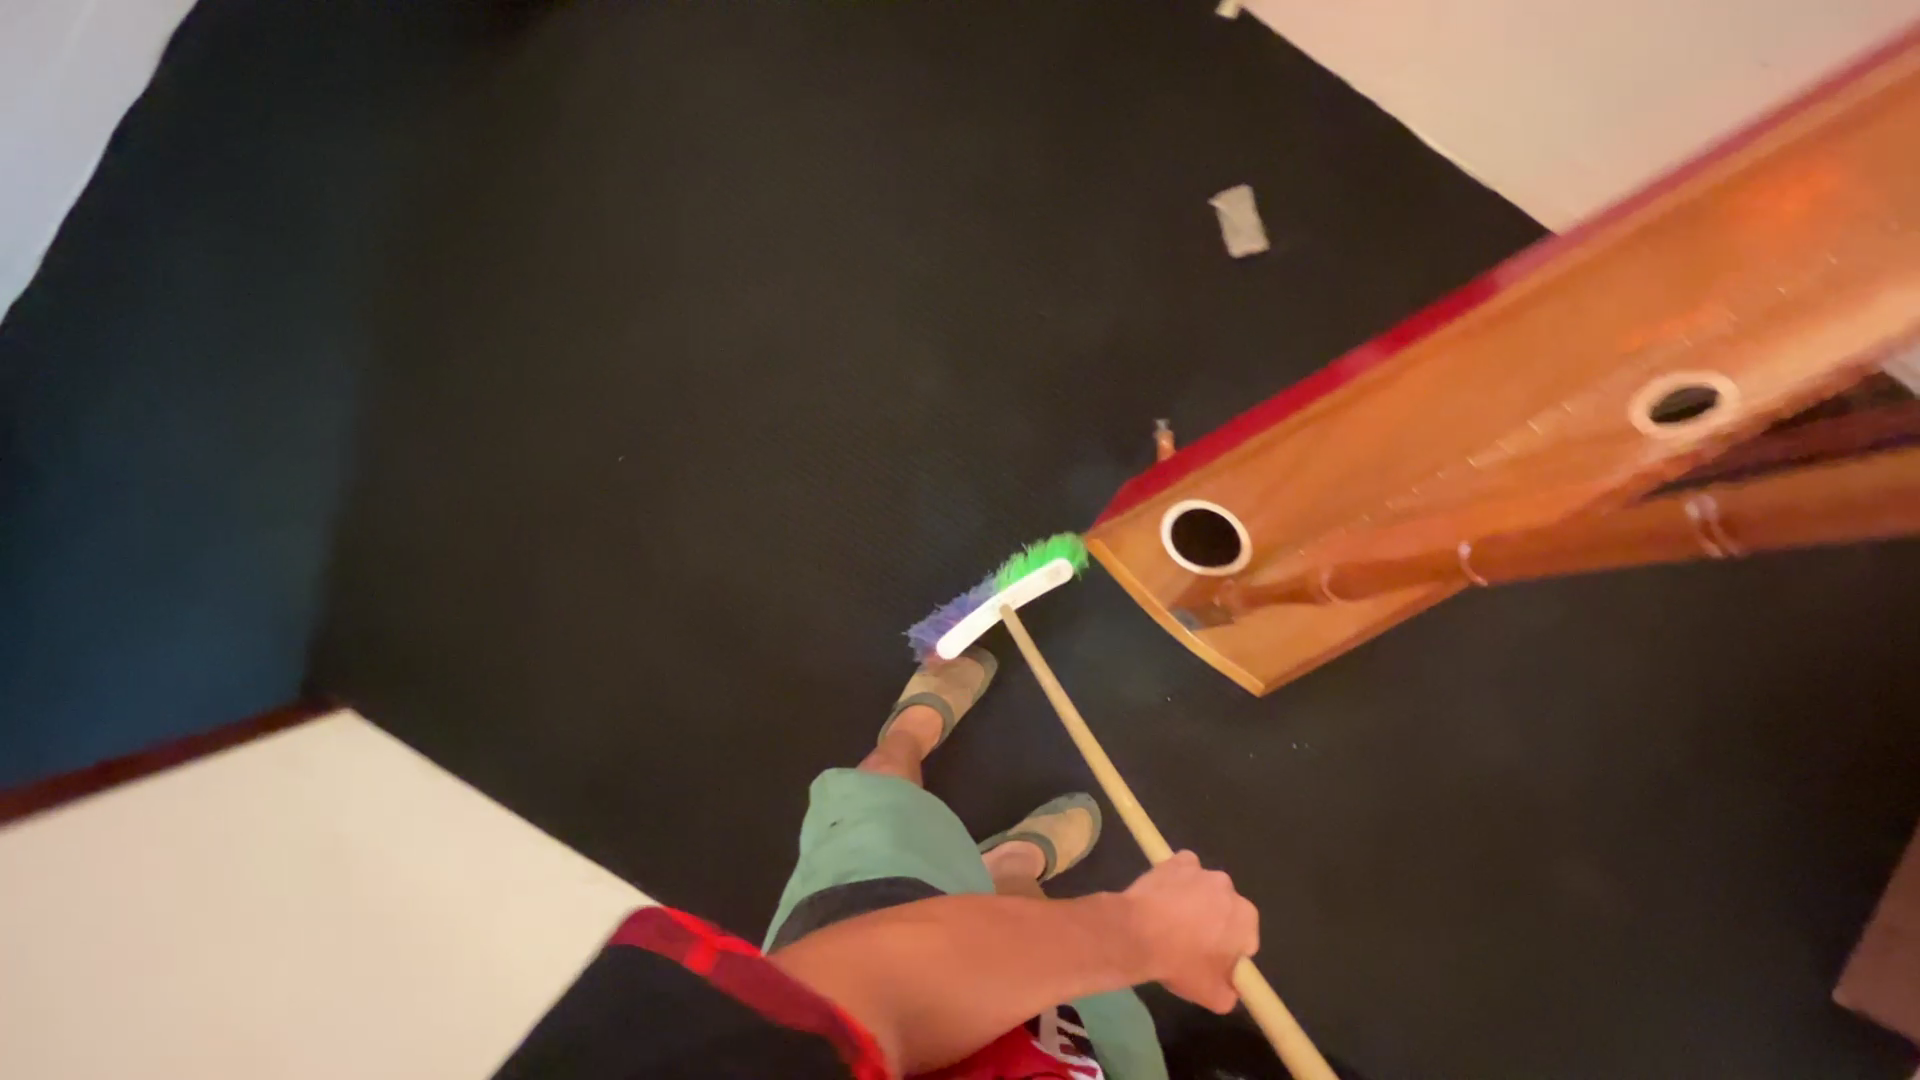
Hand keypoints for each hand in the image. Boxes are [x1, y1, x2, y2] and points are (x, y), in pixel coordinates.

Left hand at [1121, 851, 1258, 1012]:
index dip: (1229, 955)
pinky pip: (1183, 871)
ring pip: (1204, 889)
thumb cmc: (1180, 963)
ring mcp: (1200, 870)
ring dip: (1195, 902)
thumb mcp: (1215, 998)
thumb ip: (1232, 992)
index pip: (1245, 940)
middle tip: (1189, 944)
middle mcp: (1228, 887)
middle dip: (1214, 925)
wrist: (1136, 933)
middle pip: (1225, 911)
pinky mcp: (1174, 860)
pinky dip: (1177, 881)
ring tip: (1171, 921)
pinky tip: (1164, 897)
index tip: (1209, 964)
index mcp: (1246, 918)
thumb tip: (1230, 985)